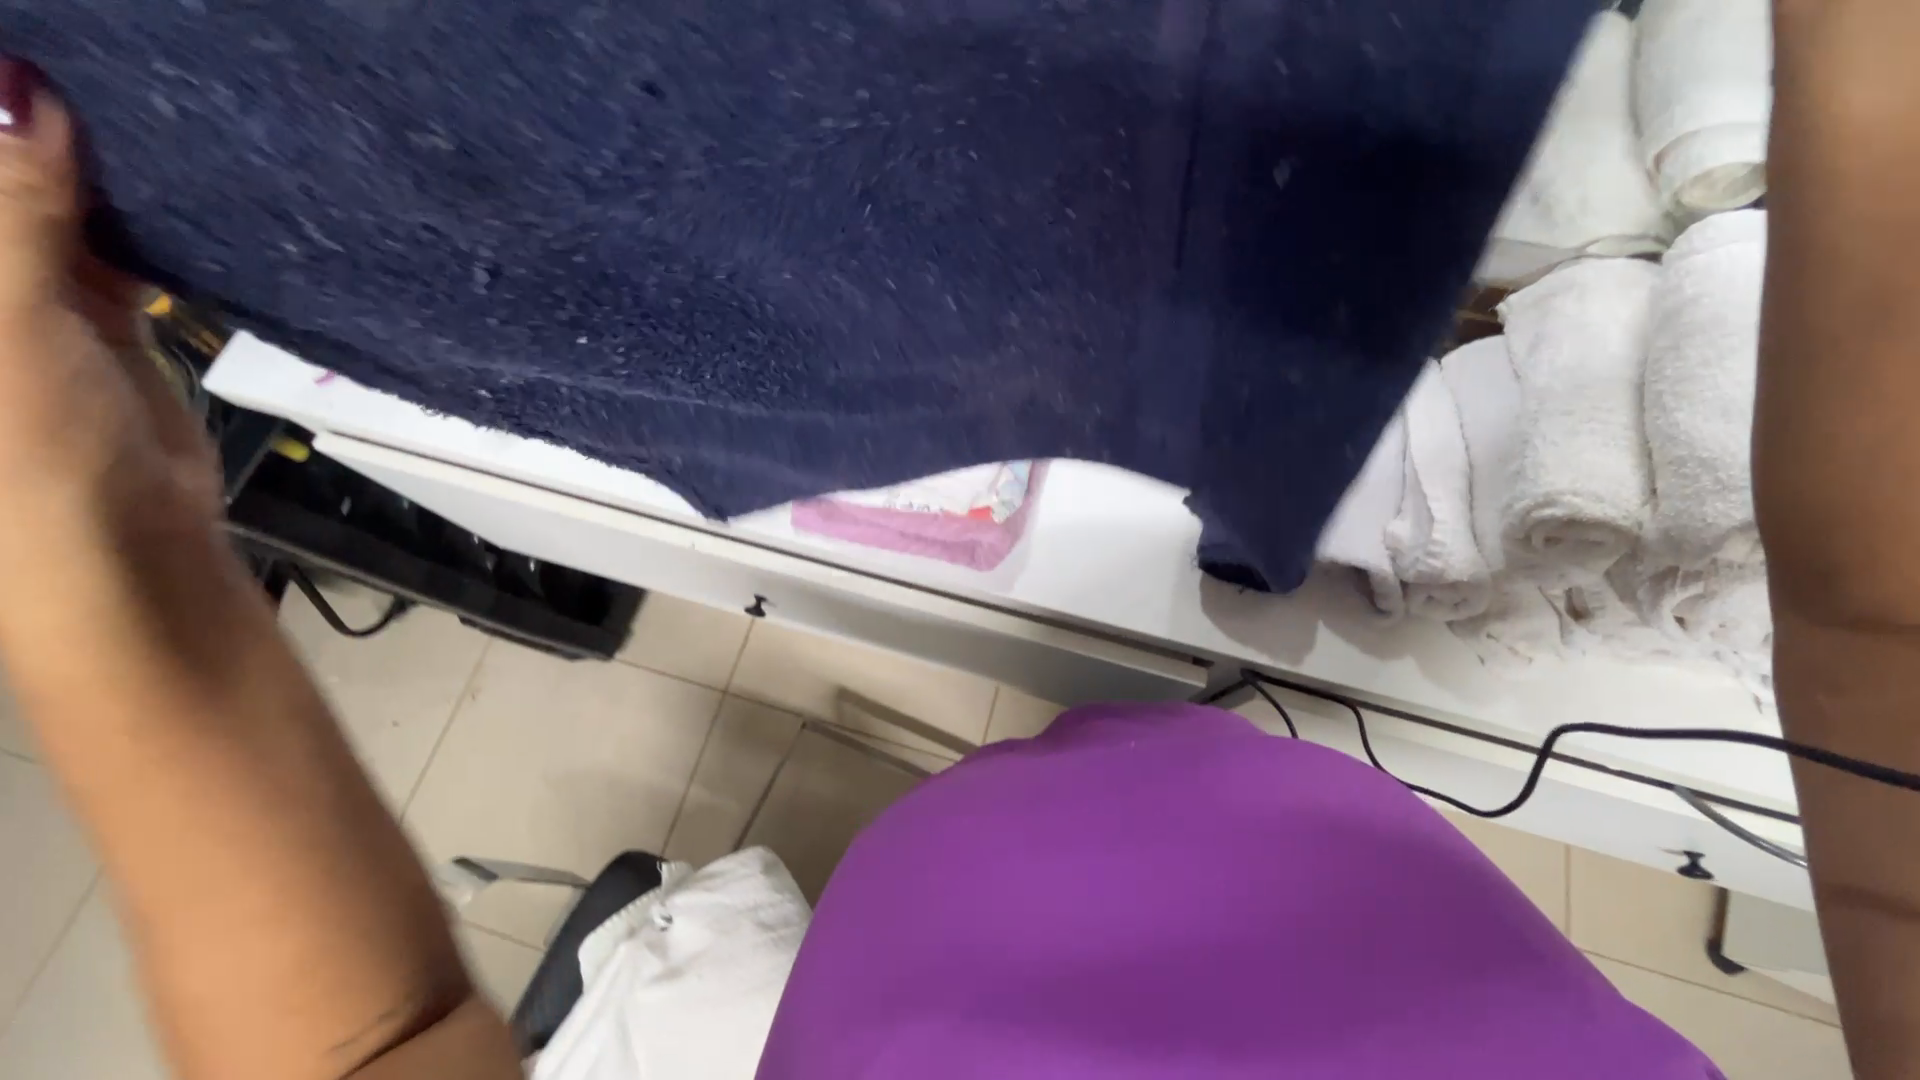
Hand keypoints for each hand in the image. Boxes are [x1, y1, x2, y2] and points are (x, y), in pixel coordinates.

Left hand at [0, 56, 216, 530]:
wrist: (124, 543)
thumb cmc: (26, 447)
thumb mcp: (3, 319)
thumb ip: (9, 208)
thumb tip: (18, 81)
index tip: (24, 54)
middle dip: (10, 128)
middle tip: (77, 67)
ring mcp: (14, 300)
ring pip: (32, 206)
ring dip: (69, 166)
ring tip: (120, 109)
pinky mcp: (88, 325)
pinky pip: (96, 251)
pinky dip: (120, 223)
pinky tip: (153, 190)